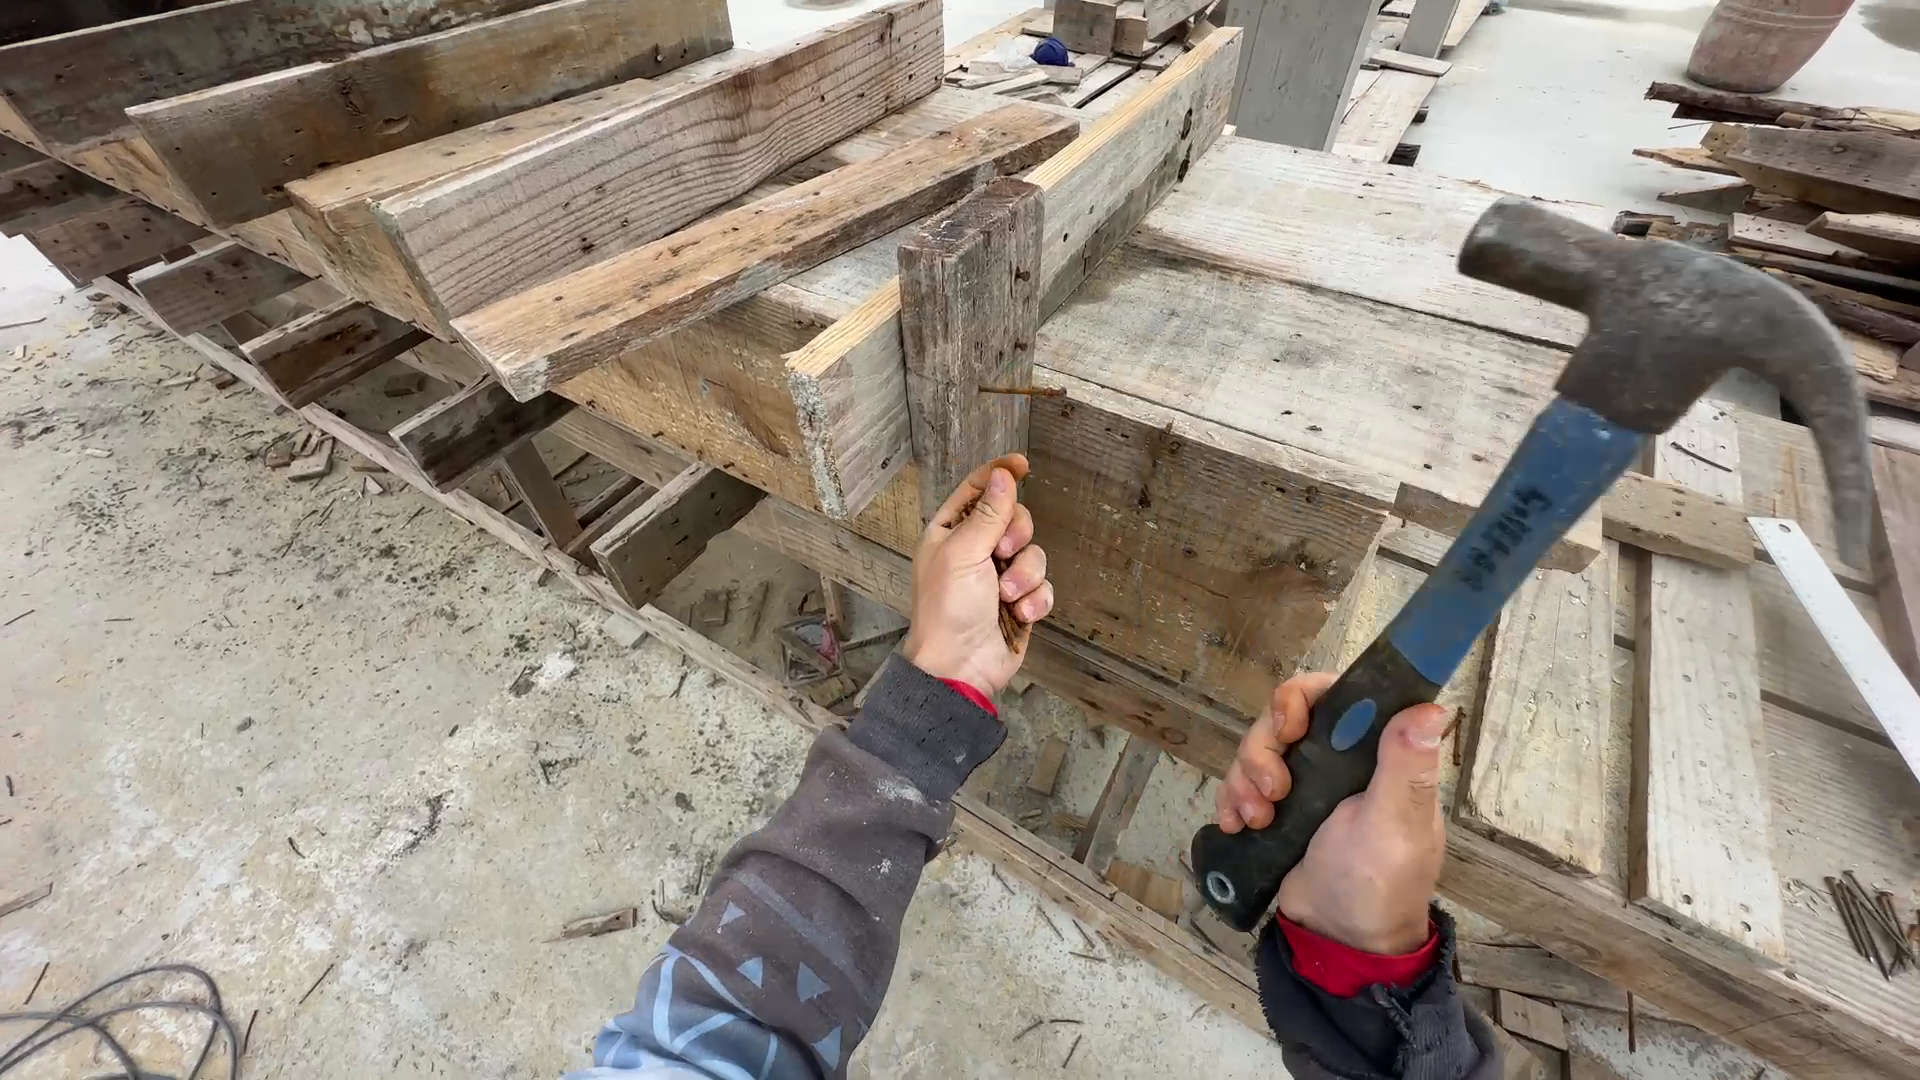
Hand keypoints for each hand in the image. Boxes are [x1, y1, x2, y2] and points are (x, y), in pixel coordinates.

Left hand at [902, 455, 1054, 697]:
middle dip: (1016, 537)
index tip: (1022, 465)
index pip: (977, 491)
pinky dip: (1035, 600)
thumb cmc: (948, 610)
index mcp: (950, 533)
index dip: (999, 475)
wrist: (960, 667)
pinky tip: (1020, 615)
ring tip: (1007, 597)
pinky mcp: (1021, 601)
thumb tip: (1003, 474)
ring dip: (1025, 576)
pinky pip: (1044, 586)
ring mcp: (1000, 577)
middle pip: (1015, 519)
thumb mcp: (963, 554)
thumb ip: (987, 514)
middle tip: (1001, 555)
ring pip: (1034, 553)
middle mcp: (976, 551)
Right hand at [1214, 673, 1448, 954]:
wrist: (1337, 938)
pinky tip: (1234, 825)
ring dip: (1244, 781)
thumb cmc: (1377, 881)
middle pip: (1280, 719)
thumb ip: (1405, 767)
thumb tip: (1433, 706)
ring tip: (1256, 821)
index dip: (1300, 697)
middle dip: (1263, 753)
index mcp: (1370, 752)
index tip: (1288, 727)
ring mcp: (1299, 780)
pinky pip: (1236, 781)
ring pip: (1253, 749)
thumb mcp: (1395, 825)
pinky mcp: (1271, 803)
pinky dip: (1230, 799)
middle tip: (1273, 793)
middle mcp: (1334, 757)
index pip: (1333, 694)